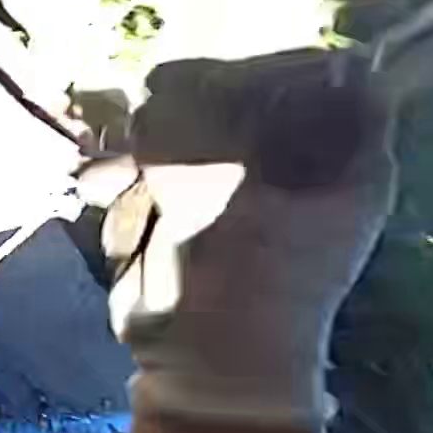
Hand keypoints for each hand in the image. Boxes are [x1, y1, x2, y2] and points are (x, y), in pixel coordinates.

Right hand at [101, 50, 396, 426]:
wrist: (200, 359)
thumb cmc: (237, 288)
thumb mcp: (222, 208)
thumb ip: (193, 141)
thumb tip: (154, 84)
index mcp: (335, 155)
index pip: (311, 75)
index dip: (254, 73)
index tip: (198, 91)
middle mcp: (281, 160)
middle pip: (226, 100)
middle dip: (172, 118)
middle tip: (143, 141)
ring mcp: (221, 184)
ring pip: (168, 135)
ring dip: (129, 153)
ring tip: (104, 182)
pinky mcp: (170, 206)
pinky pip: (136, 170)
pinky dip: (112, 180)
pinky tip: (97, 193)